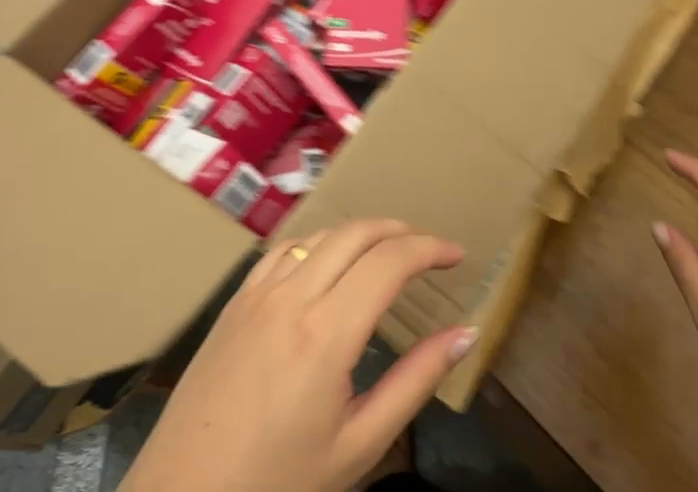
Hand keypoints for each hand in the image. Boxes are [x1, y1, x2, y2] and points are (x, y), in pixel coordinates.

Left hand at [121, 219, 477, 491]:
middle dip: (400, 231)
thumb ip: (416, 382)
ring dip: (359, 233)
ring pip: (317, 236)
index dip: (430, 249)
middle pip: (355, 234)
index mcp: (326, 332)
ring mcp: (255, 295)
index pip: (389, 262)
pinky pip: (281, 252)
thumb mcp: (359, 444)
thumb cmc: (279, 479)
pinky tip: (325, 261)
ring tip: (387, 251)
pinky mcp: (232, 304)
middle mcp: (290, 297)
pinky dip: (317, 243)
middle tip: (430, 250)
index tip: (457, 255)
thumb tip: (466, 333)